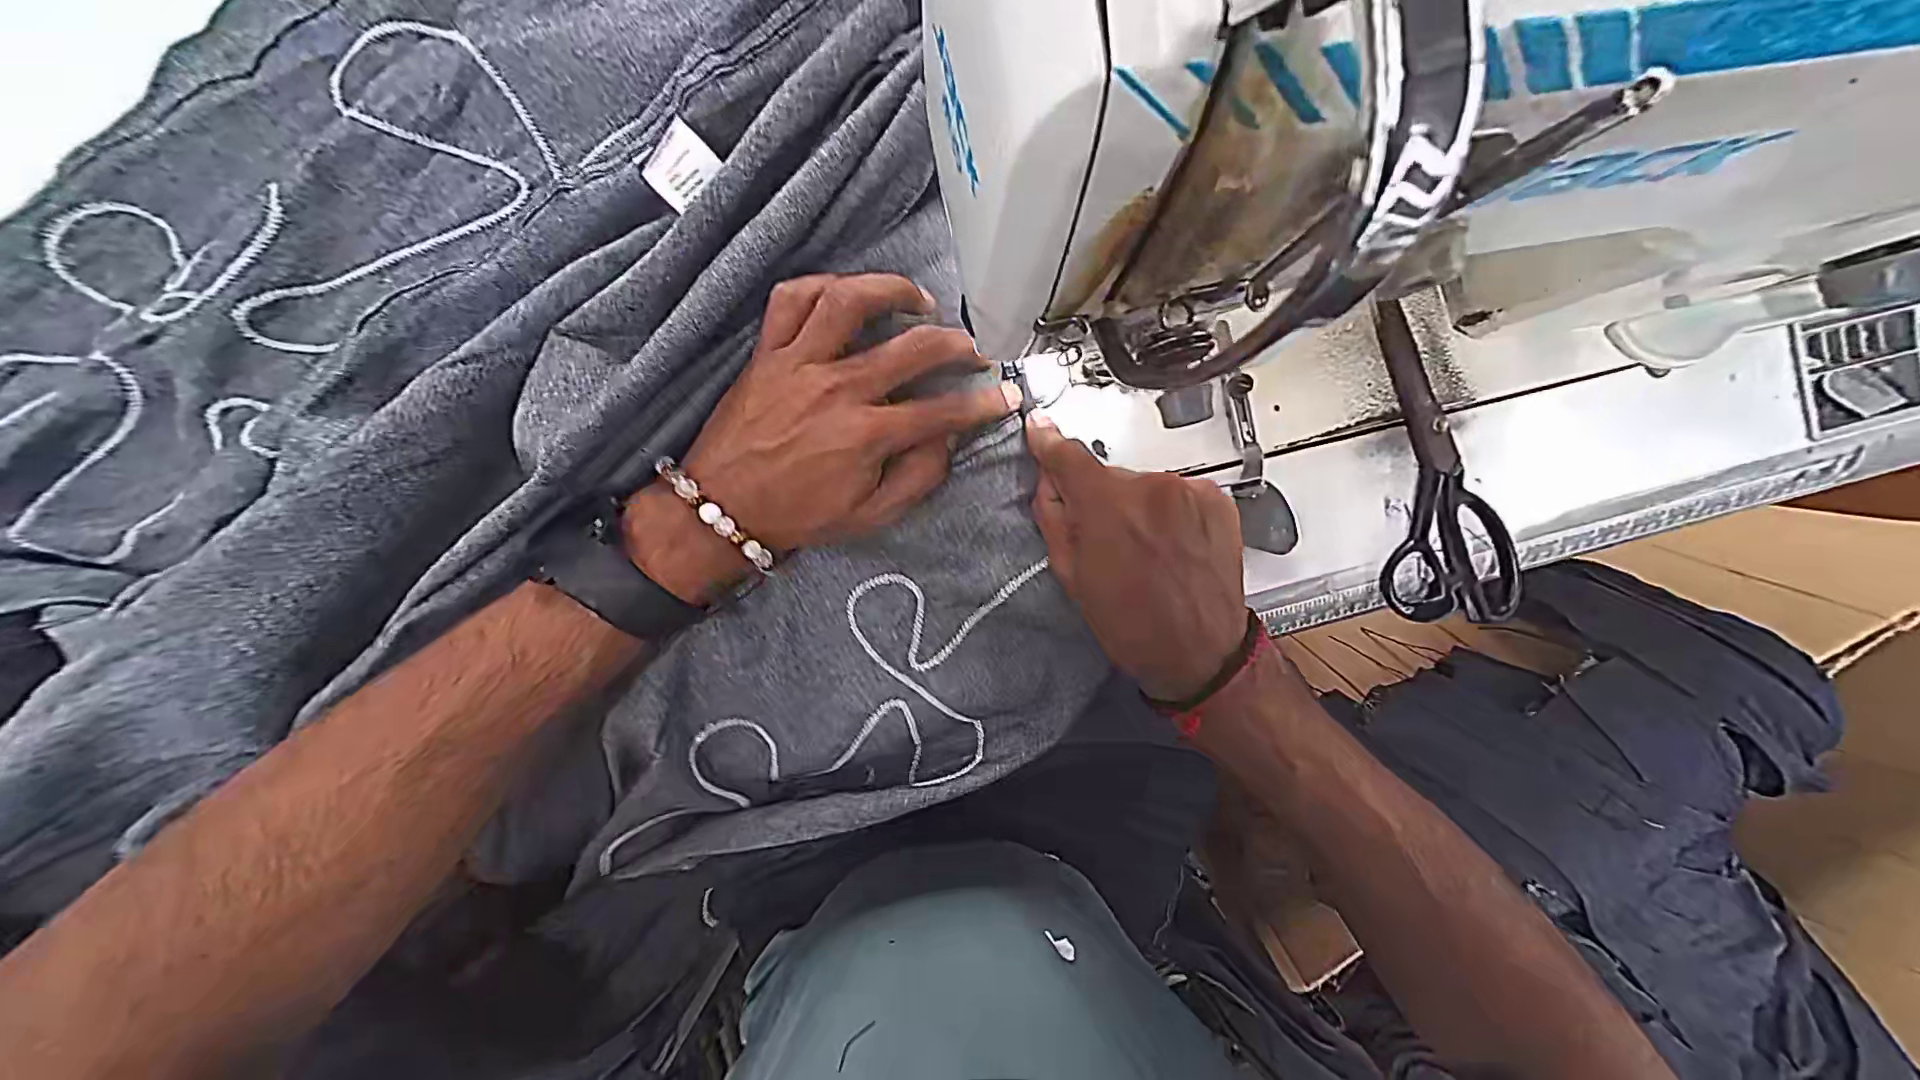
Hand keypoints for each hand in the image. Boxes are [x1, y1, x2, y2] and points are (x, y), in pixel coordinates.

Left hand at [626, 273, 1020, 603]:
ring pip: (850, 301)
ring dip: (893, 290)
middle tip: (973, 352)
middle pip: (913, 347)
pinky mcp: (768, 353)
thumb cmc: (799, 514)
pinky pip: (791, 299)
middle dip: (958, 345)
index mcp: (866, 435)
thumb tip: (947, 441)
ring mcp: (800, 364)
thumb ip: (917, 478)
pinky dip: (823, 285)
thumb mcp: (869, 515)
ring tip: (919, 301)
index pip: (943, 410)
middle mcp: (837, 390)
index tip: (1005, 396)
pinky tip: (847, 293)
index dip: (984, 403)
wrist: (725, 508)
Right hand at [1027, 414, 1247, 700]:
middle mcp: (1151, 489)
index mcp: (1107, 507)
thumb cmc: (1137, 625)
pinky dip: (1167, 511)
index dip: (1048, 443)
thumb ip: (1054, 517)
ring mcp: (1188, 492)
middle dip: (1100, 498)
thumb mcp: (1072, 575)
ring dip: (1137, 506)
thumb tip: (1048, 482)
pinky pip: (1175, 491)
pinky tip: (1169, 545)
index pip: (1068, 454)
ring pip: (1143, 483)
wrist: (1198, 650)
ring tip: (1145, 550)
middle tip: (1107, 540)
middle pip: (1107, 473)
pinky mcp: (1214, 499)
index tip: (1041, 431)